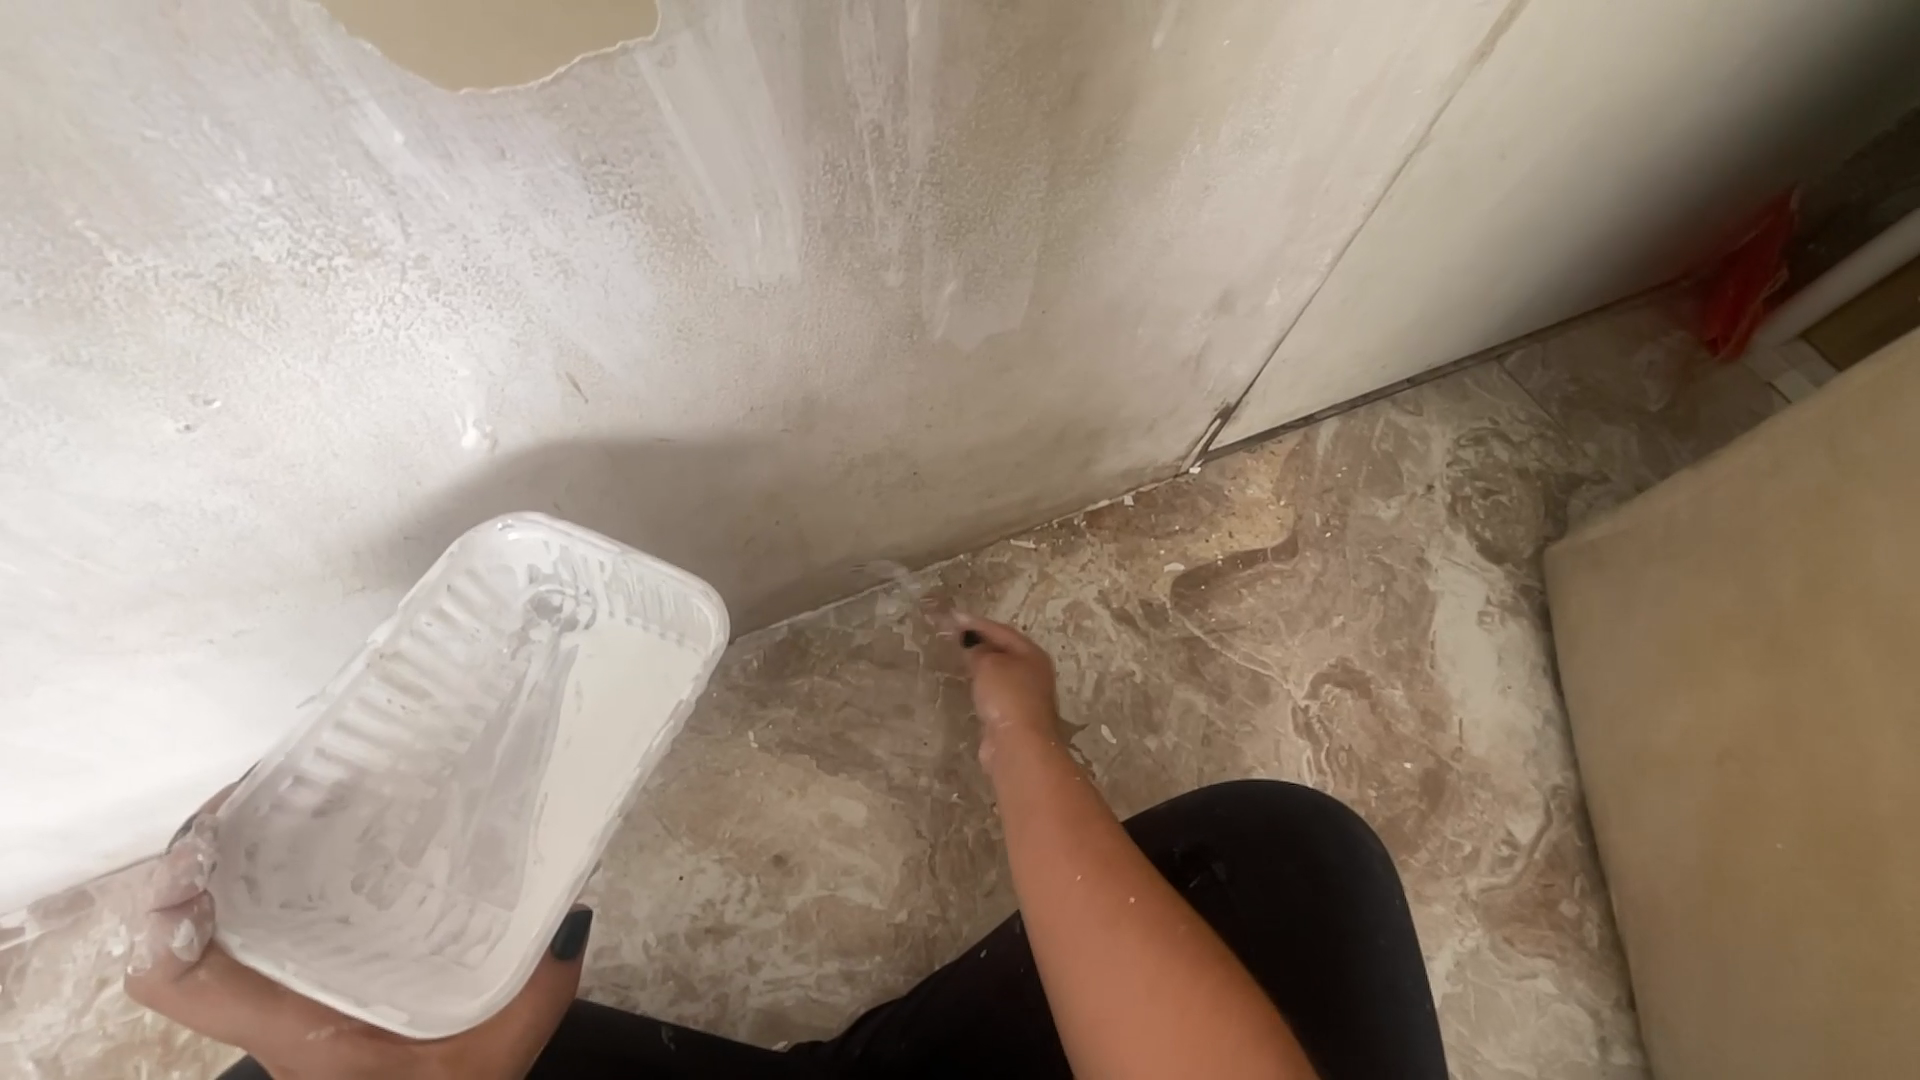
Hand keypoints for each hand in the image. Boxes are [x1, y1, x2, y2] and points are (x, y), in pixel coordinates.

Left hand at [124, 785, 588, 1079]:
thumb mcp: (497, 1054)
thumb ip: (538, 989)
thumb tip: (569, 914)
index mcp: (297, 1024)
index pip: (179, 977)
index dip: (169, 909)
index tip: (215, 837)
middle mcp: (277, 1003)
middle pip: (196, 928)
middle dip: (220, 851)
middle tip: (291, 785)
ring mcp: (295, 991)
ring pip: (241, 920)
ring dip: (257, 858)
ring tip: (324, 791)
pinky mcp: (325, 981)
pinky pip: (291, 924)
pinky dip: (304, 876)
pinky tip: (365, 835)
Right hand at [957, 614, 1061, 767]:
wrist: (1017, 744)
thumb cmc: (1007, 696)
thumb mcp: (988, 664)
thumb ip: (978, 650)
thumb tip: (972, 645)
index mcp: (1031, 654)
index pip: (1002, 631)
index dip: (977, 624)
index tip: (953, 618)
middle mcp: (1033, 672)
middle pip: (1004, 651)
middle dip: (981, 642)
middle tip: (955, 635)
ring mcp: (1024, 696)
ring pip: (1000, 673)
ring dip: (982, 664)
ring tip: (960, 657)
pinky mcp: (1013, 716)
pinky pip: (995, 692)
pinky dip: (982, 685)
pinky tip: (969, 685)